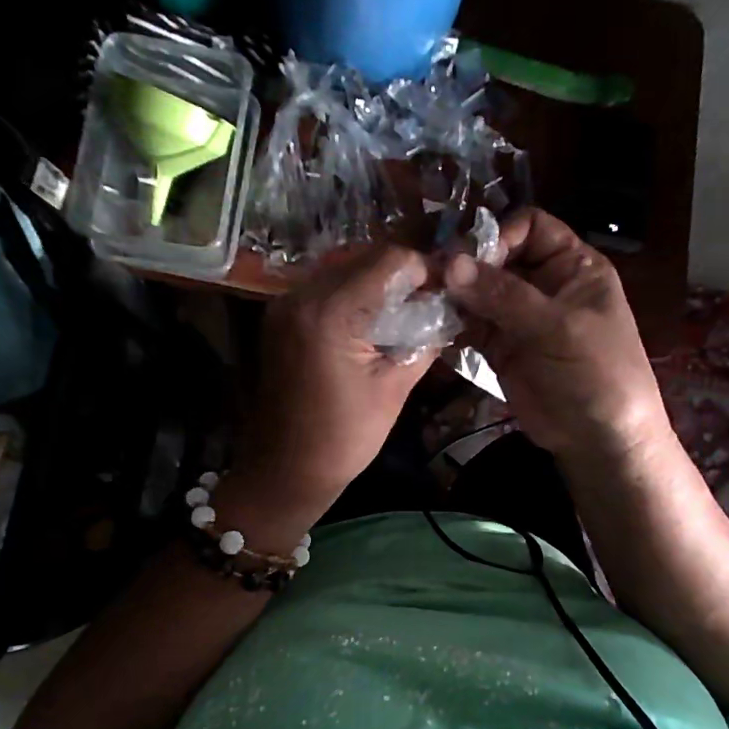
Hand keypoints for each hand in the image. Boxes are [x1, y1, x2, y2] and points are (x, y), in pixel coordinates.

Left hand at [229, 245, 436, 528]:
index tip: (445, 288)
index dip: (423, 268)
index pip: (388, 260)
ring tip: (406, 309)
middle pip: (362, 258)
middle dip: (401, 273)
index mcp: (329, 312)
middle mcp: (300, 296)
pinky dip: (353, 295)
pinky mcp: (280, 318)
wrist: (285, 470)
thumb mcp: (394, 387)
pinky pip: (323, 290)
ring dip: (377, 282)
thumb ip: (424, 338)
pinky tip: (373, 320)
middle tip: (430, 298)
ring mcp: (284, 305)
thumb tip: (448, 308)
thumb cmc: (343, 438)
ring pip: (342, 270)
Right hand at [447, 209, 670, 462]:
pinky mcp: (498, 347)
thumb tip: (450, 264)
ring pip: (477, 291)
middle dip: (466, 266)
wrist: (598, 439)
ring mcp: (517, 317)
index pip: (531, 227)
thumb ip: (504, 296)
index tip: (471, 259)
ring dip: (453, 295)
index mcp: (572, 267)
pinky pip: (469, 325)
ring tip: (425, 300)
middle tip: (434, 278)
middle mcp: (542, 285)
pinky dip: (450, 324)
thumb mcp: (558, 329)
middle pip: (497, 257)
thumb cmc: (596, 374)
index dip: (500, 235)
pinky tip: (430, 325)